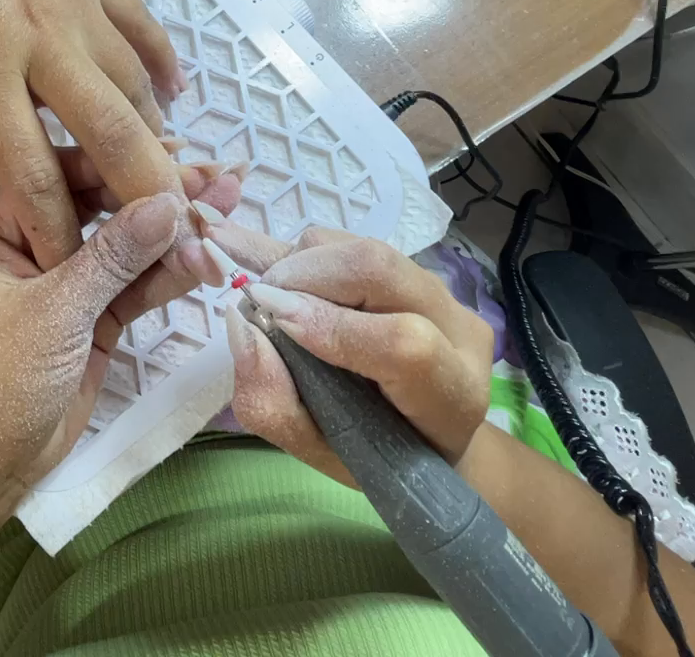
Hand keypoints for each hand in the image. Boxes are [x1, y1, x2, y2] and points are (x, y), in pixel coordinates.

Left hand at [0, 0, 188, 271]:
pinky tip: (172, 96)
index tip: (70, 266)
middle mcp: (43, 47)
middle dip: (142, 198)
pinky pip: (144, 30)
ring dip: (154, 139)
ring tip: (162, 179)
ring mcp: (79, 8)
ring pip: (137, 88)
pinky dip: (163, 67)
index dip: (54, 230)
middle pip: (112, 136)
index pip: (30, 171)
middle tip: (164, 241)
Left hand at [0, 156, 238, 494]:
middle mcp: (38, 246)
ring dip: (175, 231)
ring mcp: (71, 284)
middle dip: (157, 193)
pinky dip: (171, 274)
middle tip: (216, 177)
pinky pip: (136, 287)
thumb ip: (113, 257)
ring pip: (128, 247)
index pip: (61, 176)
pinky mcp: (95, 319)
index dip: (113, 160)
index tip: (169, 151)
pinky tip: (210, 256)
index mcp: (5, 229)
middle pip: (103, 207)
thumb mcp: (54, 311)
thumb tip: (169, 202)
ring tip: (230, 201)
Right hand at [207, 222, 494, 485]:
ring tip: (269, 295)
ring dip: (296, 261)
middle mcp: (455, 329)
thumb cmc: (374, 454)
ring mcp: (436, 289)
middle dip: (302, 274)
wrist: (424, 431)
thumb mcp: (316, 452)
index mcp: (448, 394)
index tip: (265, 317)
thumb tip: (239, 326)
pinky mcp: (406, 264)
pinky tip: (249, 252)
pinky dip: (292, 249)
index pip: (401, 342)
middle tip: (257, 300)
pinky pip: (345, 238)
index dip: (327, 324)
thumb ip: (273, 402)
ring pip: (357, 244)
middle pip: (378, 267)